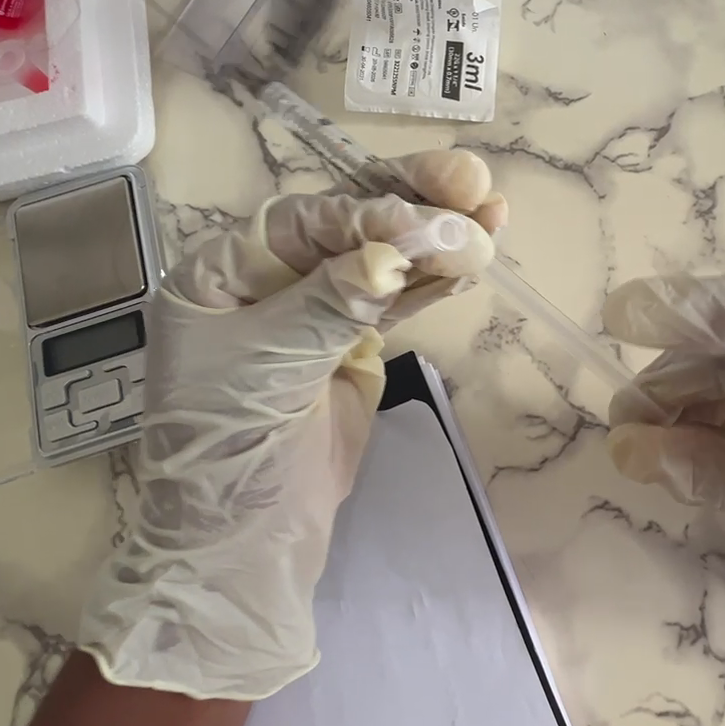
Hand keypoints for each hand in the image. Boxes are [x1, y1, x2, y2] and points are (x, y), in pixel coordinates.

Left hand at [81, 151, 505, 699]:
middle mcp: (276, 279)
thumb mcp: (266, 367)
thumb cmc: (229, 451)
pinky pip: (402, 300)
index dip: (370, 213)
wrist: (247, 540)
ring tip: (495, 213)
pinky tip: (478, 253)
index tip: (429, 222)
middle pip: (353, 223)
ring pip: (387, 258)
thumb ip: (328, 304)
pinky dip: (438, 280)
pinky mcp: (359, 342)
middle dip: (415, 203)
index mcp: (229, 271)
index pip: (308, 220)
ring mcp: (323, 310)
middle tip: (476, 185)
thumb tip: (392, 255)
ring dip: (441, 237)